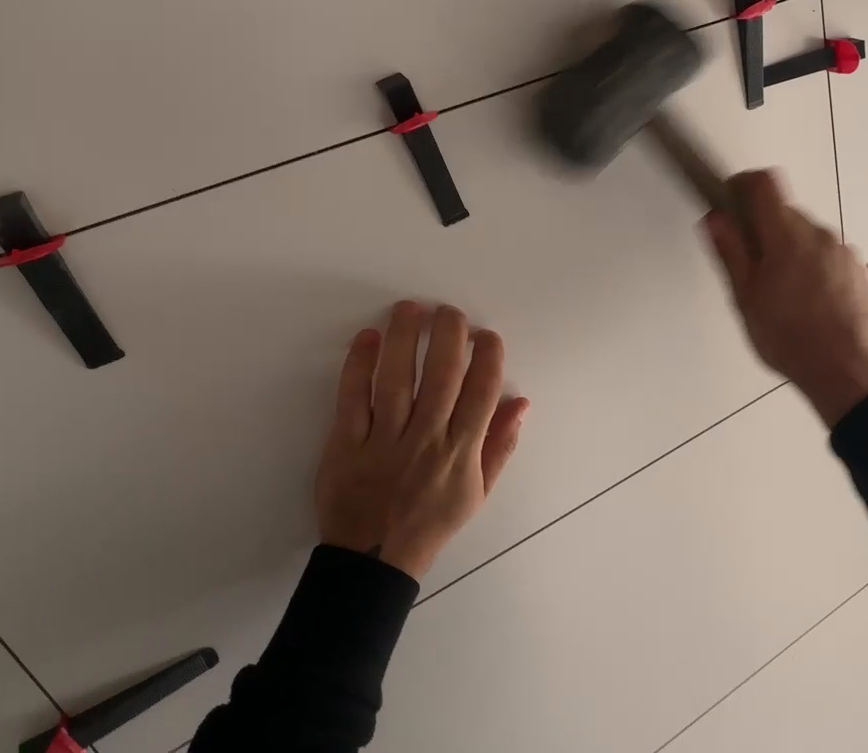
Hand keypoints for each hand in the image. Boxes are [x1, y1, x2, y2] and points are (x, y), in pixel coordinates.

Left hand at [315, 301, 529, 579]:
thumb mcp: (478, 492)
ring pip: (396, 381)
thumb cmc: (431, 522)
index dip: (487, 357)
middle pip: (441, 377)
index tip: (487, 334)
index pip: (480, 393)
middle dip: (449, 336)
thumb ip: (500, 445)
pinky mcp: (345, 445)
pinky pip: (352, 400)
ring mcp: (384, 442)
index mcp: (460, 452)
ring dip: (405, 339)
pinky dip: (358, 367)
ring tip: (409, 308)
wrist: (374, 559)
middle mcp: (426, 441)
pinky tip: (368, 338)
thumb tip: (521, 402)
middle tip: (449, 311)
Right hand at [703, 171, 867, 426]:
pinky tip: (808, 301)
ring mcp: (842, 250)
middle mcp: (819, 233)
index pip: (764, 183)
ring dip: (789, 248)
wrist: (847, 372)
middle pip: (784, 211)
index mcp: (787, 236)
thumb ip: (730, 252)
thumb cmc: (788, 338)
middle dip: (764, 228)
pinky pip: (826, 253)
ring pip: (806, 234)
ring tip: (782, 293)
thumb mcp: (746, 298)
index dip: (743, 183)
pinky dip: (812, 264)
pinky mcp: (858, 269)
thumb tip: (714, 217)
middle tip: (750, 267)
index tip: (730, 200)